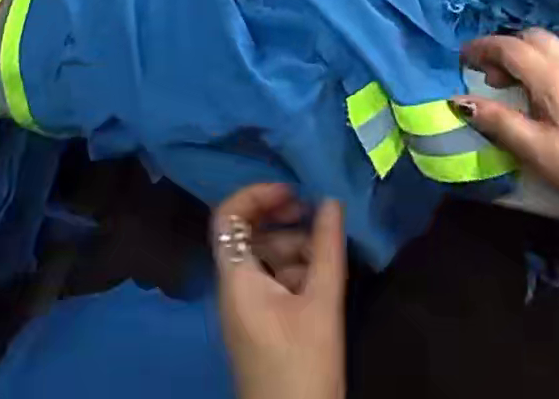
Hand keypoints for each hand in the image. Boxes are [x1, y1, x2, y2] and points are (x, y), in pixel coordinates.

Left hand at [213, 184, 345, 398]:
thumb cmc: (303, 366)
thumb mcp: (322, 302)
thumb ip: (327, 247)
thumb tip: (331, 200)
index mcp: (237, 279)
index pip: (228, 217)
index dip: (255, 194)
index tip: (292, 192)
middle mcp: (234, 288)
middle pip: (248, 233)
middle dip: (282, 217)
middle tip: (315, 212)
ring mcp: (245, 306)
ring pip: (264, 255)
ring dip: (295, 243)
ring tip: (327, 249)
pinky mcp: (259, 321)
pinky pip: (271, 278)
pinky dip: (295, 267)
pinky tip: (322, 273)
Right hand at [456, 29, 558, 240]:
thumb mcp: (538, 151)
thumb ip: (498, 122)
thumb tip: (460, 101)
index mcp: (553, 74)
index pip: (509, 46)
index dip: (482, 48)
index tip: (461, 59)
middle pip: (534, 39)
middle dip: (507, 50)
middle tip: (490, 79)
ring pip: (558, 49)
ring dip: (532, 58)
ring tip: (520, 91)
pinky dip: (556, 68)